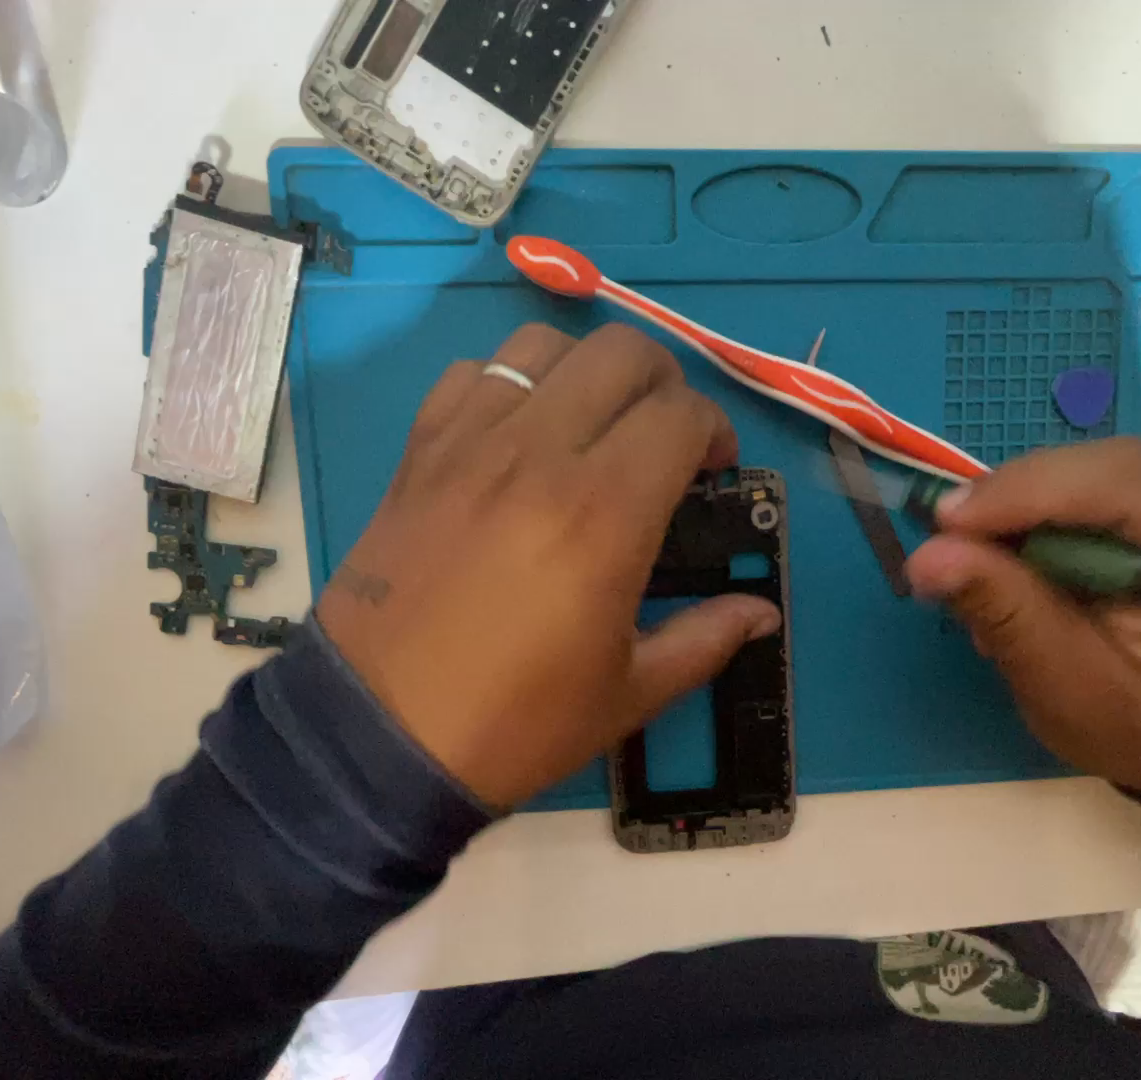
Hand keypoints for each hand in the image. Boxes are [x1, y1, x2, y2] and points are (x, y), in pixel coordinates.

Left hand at [315, 324, 780, 809]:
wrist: (378, 737)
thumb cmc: (517, 721)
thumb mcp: (631, 693)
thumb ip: (707, 639)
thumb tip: (763, 613)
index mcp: (605, 513)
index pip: (681, 414)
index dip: (715, 430)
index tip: (713, 470)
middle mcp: (541, 455)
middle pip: (622, 354)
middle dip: (665, 383)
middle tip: (666, 436)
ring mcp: (471, 444)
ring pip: (545, 345)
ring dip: (589, 371)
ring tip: (594, 423)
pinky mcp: (420, 453)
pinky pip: (471, 374)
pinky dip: (510, 383)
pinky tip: (518, 432)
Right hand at [903, 438, 1140, 792]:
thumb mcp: (1070, 687)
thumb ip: (1006, 613)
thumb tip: (926, 556)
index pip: (1130, 488)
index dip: (1029, 493)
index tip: (945, 523)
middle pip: (1111, 470)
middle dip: (1018, 501)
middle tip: (948, 544)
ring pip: (1097, 472)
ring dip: (1025, 511)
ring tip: (980, 566)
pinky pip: (1100, 488)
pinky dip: (1044, 518)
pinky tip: (1017, 561)